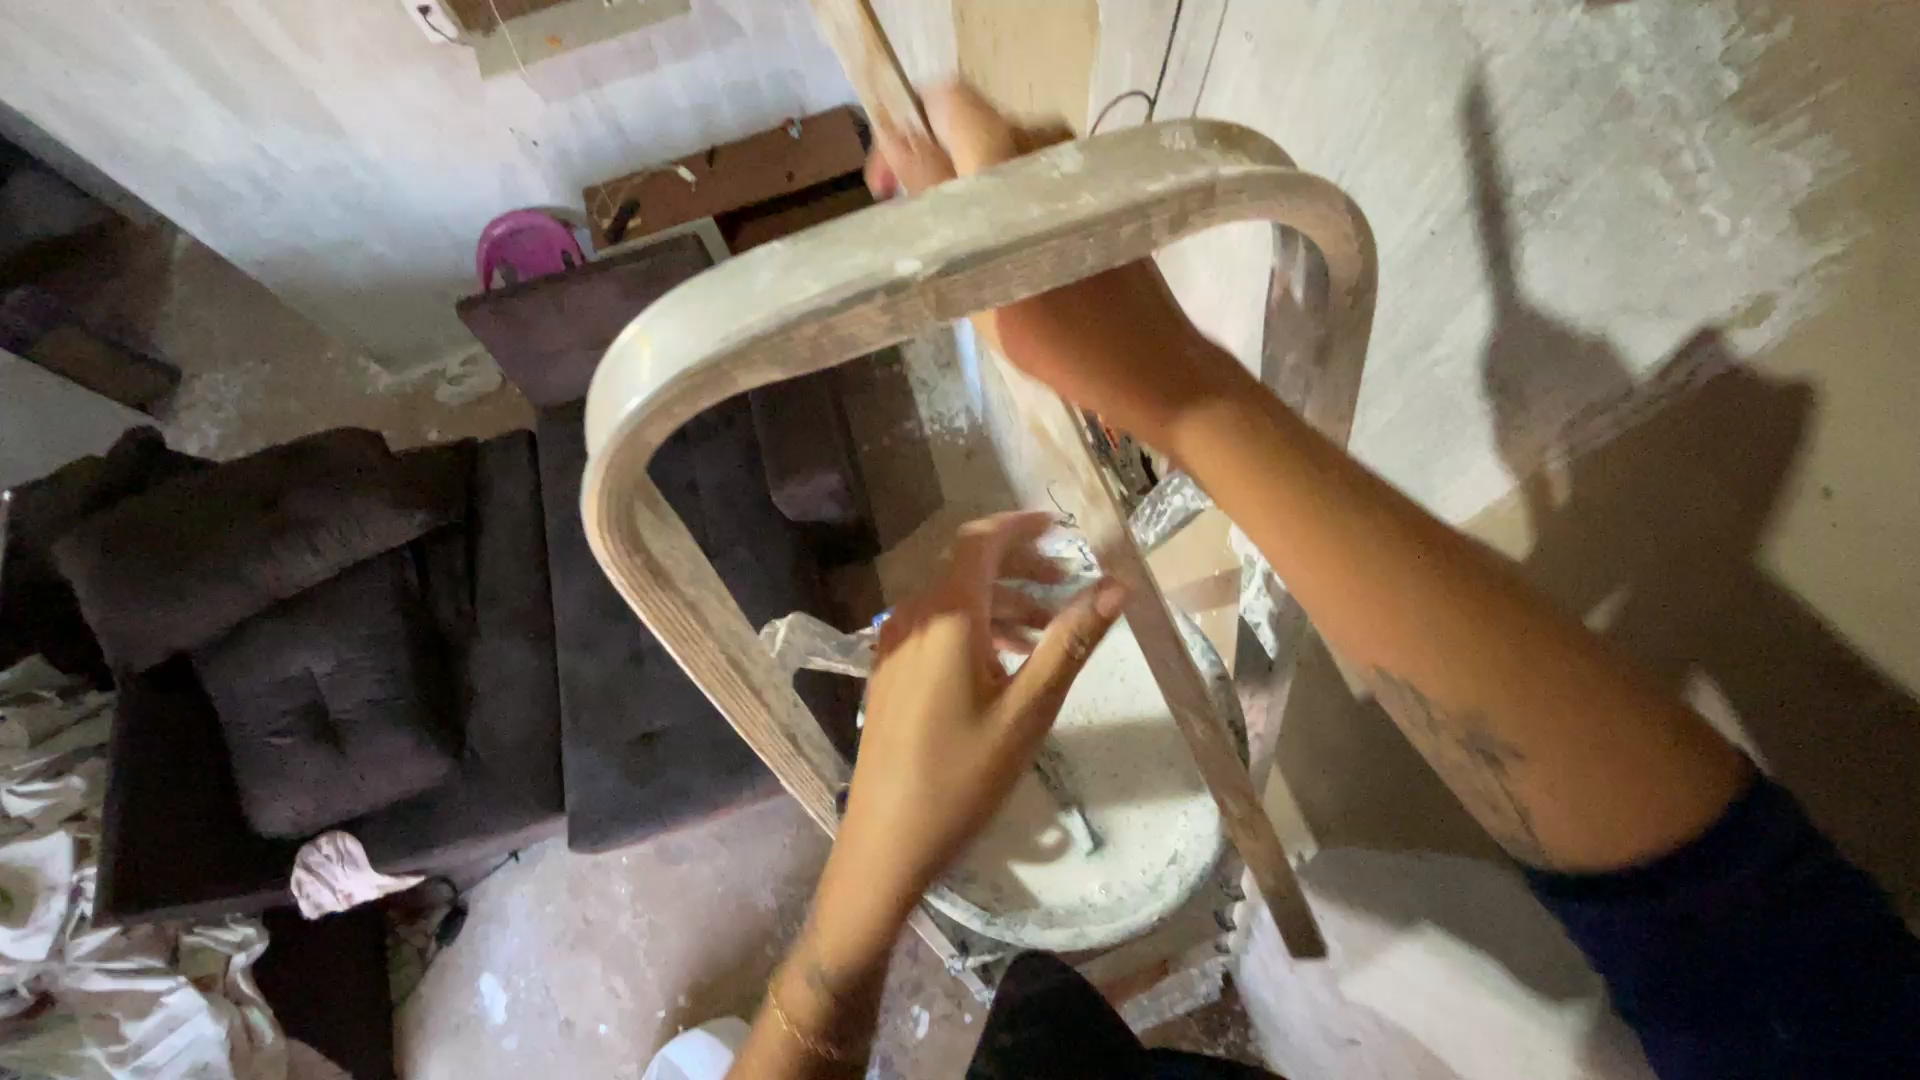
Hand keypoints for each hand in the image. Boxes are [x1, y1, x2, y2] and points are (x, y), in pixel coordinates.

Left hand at [830, 511, 1128, 905]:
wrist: (886, 839)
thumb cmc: (964, 775)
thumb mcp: (1028, 709)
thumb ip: (1070, 641)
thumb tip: (1117, 586)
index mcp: (946, 615)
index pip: (980, 541)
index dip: (1020, 526)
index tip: (1059, 527)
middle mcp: (912, 616)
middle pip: (966, 567)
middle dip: (1018, 565)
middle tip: (1066, 581)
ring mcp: (893, 644)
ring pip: (952, 600)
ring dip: (1000, 601)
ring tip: (1046, 628)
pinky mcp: (888, 670)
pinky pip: (935, 627)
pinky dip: (974, 626)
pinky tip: (1004, 660)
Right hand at [864, 82, 1250, 448]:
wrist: (1146, 361)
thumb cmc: (1054, 339)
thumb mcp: (976, 284)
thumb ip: (936, 212)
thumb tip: (904, 157)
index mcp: (1008, 167)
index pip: (946, 104)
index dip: (905, 135)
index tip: (889, 189)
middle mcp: (1048, 151)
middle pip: (978, 122)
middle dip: (940, 159)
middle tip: (922, 218)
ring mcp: (1081, 168)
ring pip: (1010, 150)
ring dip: (977, 182)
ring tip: (962, 239)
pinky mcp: (1102, 192)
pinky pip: (1041, 175)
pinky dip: (1012, 196)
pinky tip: (1006, 247)